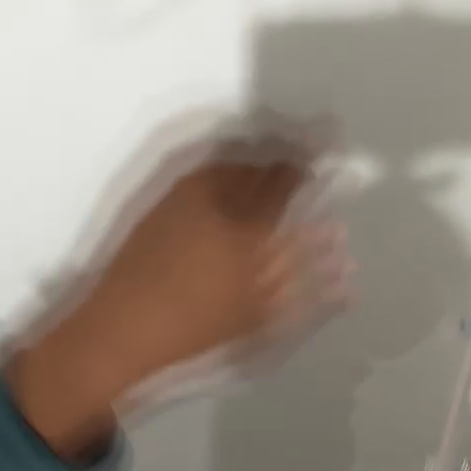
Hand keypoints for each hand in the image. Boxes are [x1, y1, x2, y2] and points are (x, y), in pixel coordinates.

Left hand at [7, 137, 351, 458]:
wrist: (123, 326)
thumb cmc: (197, 329)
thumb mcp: (261, 316)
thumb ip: (308, 285)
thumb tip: (346, 261)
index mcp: (249, 229)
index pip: (291, 178)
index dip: (316, 156)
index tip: (334, 144)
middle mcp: (220, 200)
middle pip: (264, 160)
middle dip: (293, 147)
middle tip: (315, 141)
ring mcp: (189, 194)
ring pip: (235, 157)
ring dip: (262, 151)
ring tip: (281, 153)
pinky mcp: (165, 197)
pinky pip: (207, 165)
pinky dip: (230, 160)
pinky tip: (238, 168)